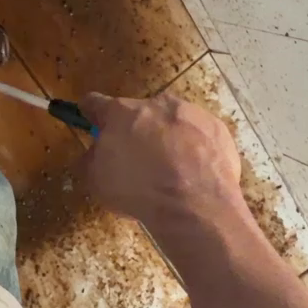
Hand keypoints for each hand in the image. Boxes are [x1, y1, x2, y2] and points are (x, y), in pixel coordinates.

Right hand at [78, 93, 248, 238]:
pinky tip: (192, 174)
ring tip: (170, 172)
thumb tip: (96, 150)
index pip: (95, 103)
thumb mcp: (97, 181)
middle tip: (136, 161)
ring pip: (171, 122)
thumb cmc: (138, 191)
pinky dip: (193, 150)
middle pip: (139, 113)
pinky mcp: (217, 128)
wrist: (194, 205)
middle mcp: (157, 104)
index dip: (90, 113)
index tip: (90, 121)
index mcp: (121, 113)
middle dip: (135, 131)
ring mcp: (191, 113)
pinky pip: (198, 136)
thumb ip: (92, 158)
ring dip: (166, 139)